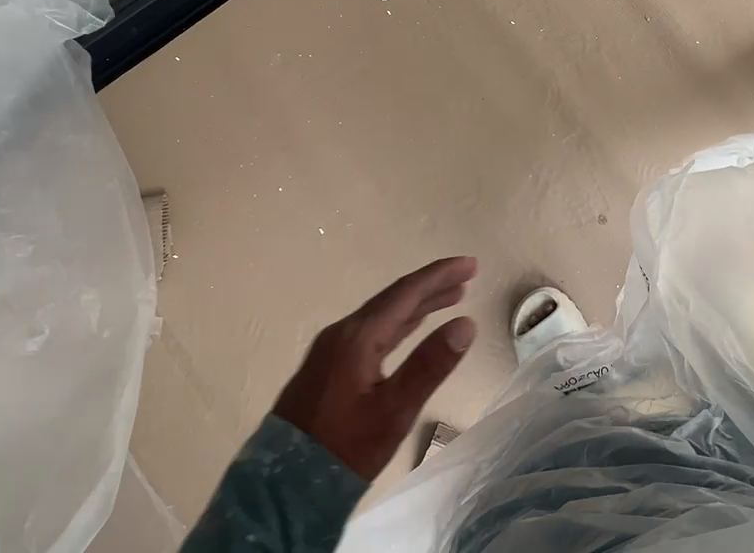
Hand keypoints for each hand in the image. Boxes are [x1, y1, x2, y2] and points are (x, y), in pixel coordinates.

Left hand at [272, 256, 479, 479]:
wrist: (283, 489)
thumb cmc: (344, 449)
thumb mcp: (394, 411)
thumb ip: (429, 366)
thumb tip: (466, 323)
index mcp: (357, 337)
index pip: (406, 293)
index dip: (440, 276)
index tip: (471, 265)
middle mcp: (342, 334)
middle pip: (393, 299)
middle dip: (432, 286)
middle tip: (467, 276)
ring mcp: (331, 350)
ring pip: (382, 315)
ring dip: (417, 304)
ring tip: (450, 297)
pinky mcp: (328, 368)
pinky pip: (372, 331)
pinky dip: (399, 323)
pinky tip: (411, 326)